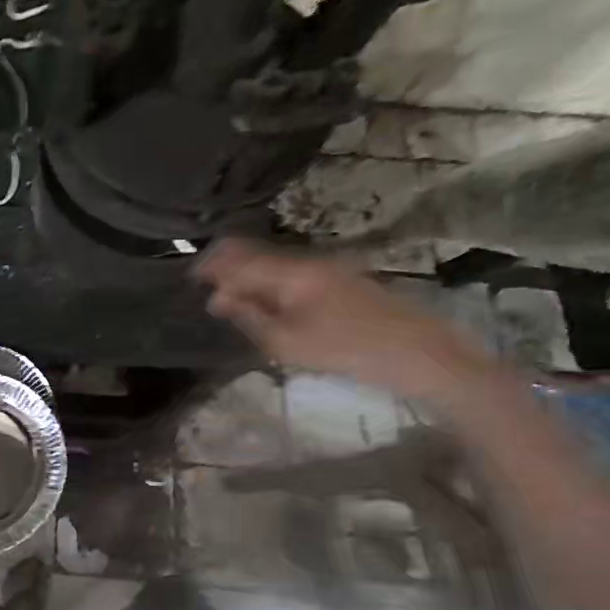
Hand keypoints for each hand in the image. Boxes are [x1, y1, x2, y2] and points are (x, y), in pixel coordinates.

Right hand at [196, 238, 491, 402]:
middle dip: (230, 271)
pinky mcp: (342, 284)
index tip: (191, 277)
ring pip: (276, 267)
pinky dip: (273, 288)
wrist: (418, 352)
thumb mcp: (287, 342)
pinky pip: (294, 278)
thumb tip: (219, 298)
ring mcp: (329, 270)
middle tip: (210, 292)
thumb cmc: (347, 349)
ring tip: (235, 305)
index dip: (212, 264)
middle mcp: (308, 262)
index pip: (239, 258)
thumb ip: (249, 316)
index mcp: (291, 271)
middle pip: (258, 257)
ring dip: (252, 281)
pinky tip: (271, 308)